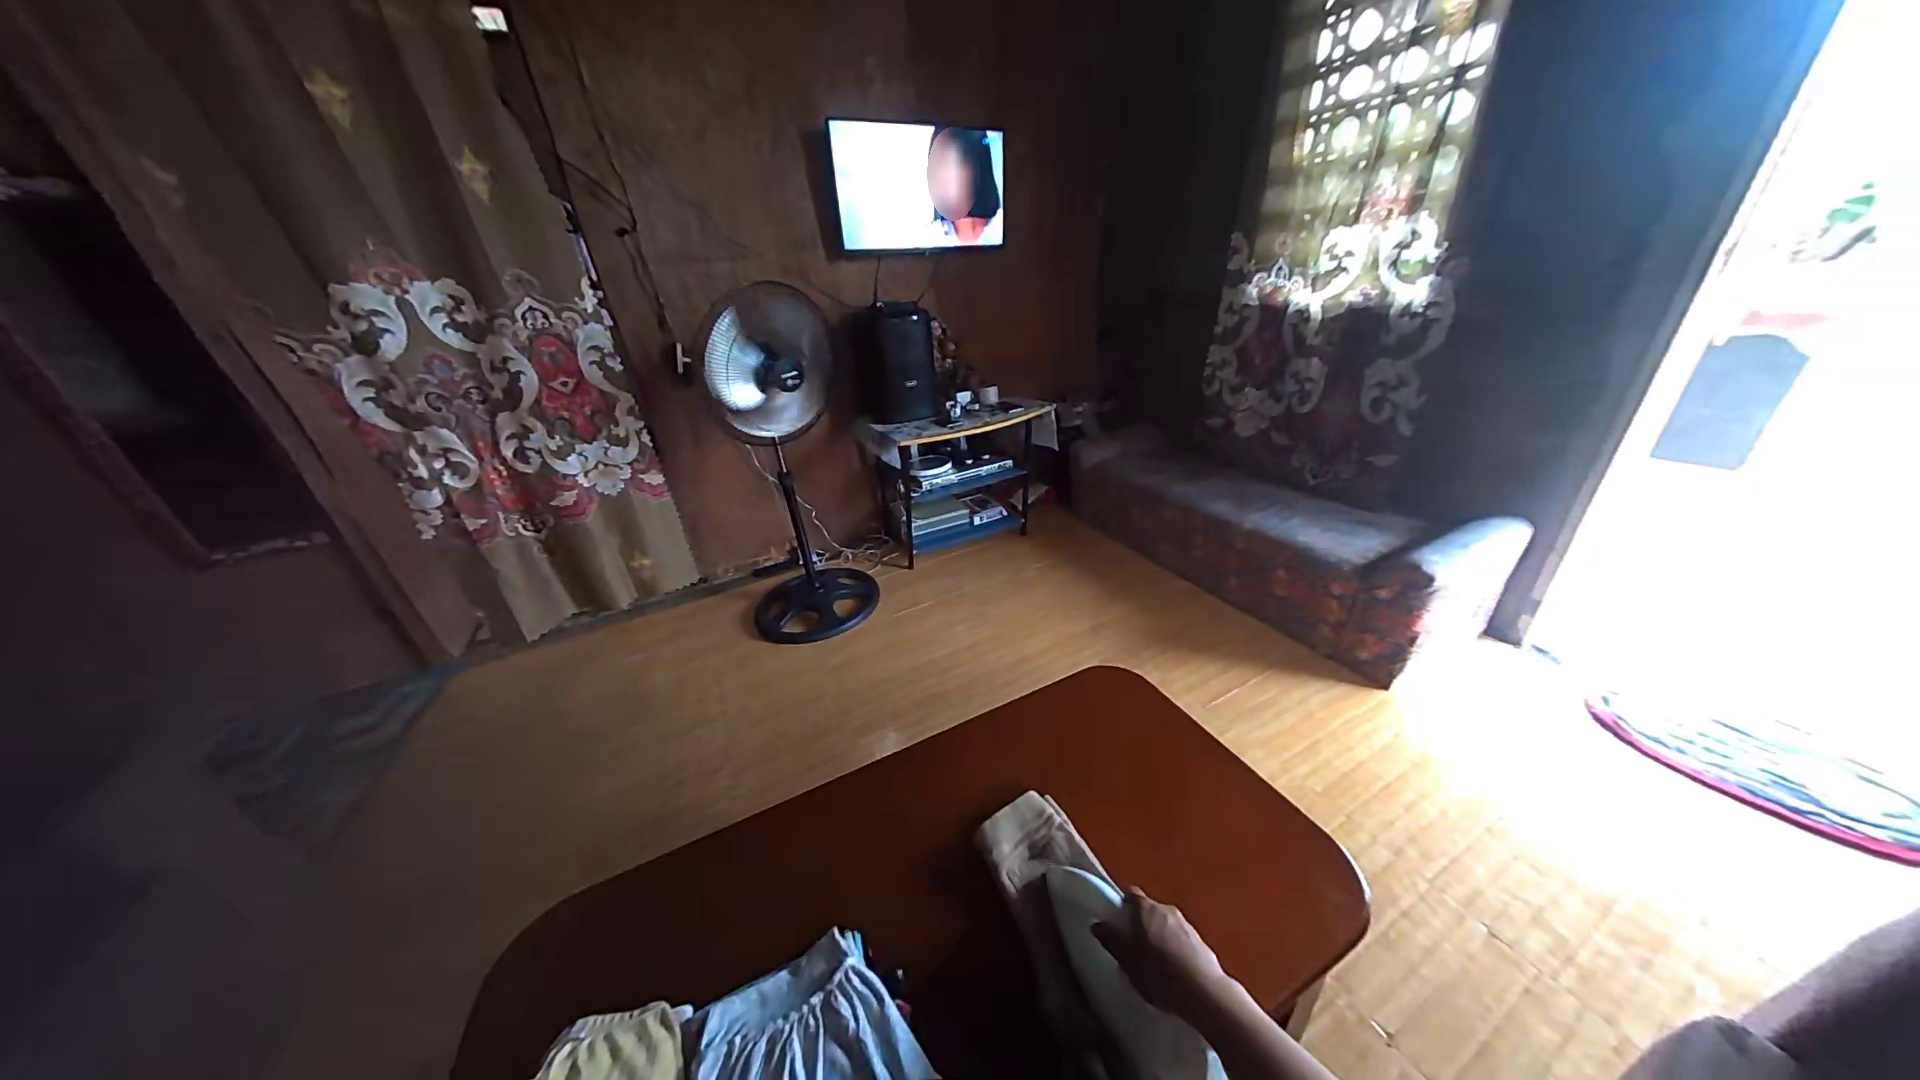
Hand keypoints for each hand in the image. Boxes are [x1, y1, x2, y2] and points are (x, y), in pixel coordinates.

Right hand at [1090, 886, 1232, 1020]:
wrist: (1205, 993)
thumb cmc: (1159, 973)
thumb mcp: (1127, 960)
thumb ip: (1111, 939)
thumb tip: (1098, 924)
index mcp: (1146, 908)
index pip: (1131, 895)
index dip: (1122, 906)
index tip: (1117, 923)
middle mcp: (1167, 909)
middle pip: (1149, 910)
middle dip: (1141, 924)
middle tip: (1133, 948)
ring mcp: (1187, 925)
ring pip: (1166, 925)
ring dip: (1160, 937)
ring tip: (1155, 965)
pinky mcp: (1202, 943)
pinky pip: (1181, 940)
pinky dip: (1175, 950)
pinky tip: (1174, 973)